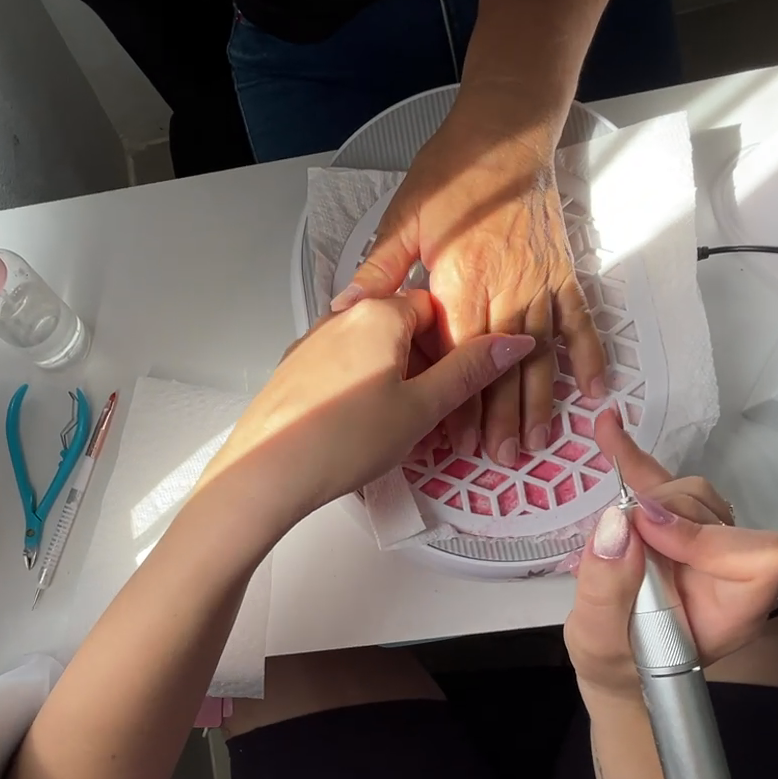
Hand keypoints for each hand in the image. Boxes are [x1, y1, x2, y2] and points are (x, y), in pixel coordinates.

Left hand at [202, 291, 534, 539]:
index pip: (434, 307)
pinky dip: (361, 393)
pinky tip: (360, 430)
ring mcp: (310, 344)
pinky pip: (341, 371)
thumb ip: (468, 372)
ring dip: (394, 385)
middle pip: (400, 330)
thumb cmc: (343, 439)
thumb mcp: (420, 409)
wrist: (266, 472)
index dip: (454, 345)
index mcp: (377, 313)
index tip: (458, 383)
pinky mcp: (292, 372)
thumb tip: (511, 342)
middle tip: (433, 417)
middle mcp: (340, 318)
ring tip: (398, 431)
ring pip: (370, 354)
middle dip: (424, 369)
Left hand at [335, 111, 603, 467]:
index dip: (456, 400)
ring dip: (540, 401)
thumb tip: (345, 304)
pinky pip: (579, 320)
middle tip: (501, 459)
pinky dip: (590, 354)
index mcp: (461, 282)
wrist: (504, 130)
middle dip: (501, 416)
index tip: (455, 439)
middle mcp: (504, 289)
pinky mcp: (559, 273)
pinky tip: (596, 389)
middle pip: (500, 366)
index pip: (456, 355)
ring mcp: (537, 283)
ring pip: (541, 354)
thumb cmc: (451, 173)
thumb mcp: (403, 218)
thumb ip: (379, 268)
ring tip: (538, 442)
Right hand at [565, 411, 777, 697]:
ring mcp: (704, 546)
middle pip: (712, 514)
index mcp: (734, 610)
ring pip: (691, 494)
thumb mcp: (599, 642)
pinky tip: (608, 428)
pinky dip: (633, 459)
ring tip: (607, 513)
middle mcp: (729, 571)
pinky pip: (661, 483)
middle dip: (657, 515)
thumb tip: (615, 523)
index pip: (753, 555)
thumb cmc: (616, 666)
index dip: (703, 536)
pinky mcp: (673, 529)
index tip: (647, 538)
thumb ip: (607, 590)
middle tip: (611, 539)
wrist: (616, 668)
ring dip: (644, 493)